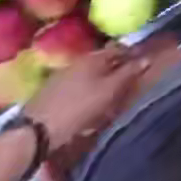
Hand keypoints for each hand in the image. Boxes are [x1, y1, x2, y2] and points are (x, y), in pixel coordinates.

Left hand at [24, 47, 151, 145]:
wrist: (34, 131)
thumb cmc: (77, 108)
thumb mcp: (108, 91)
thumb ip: (128, 73)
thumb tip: (147, 57)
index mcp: (93, 57)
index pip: (119, 48)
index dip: (132, 55)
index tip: (142, 65)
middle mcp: (78, 60)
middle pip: (104, 60)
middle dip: (116, 69)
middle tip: (127, 84)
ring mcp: (62, 75)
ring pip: (90, 73)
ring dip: (101, 81)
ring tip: (109, 98)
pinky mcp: (52, 91)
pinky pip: (78, 85)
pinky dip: (87, 91)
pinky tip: (88, 106)